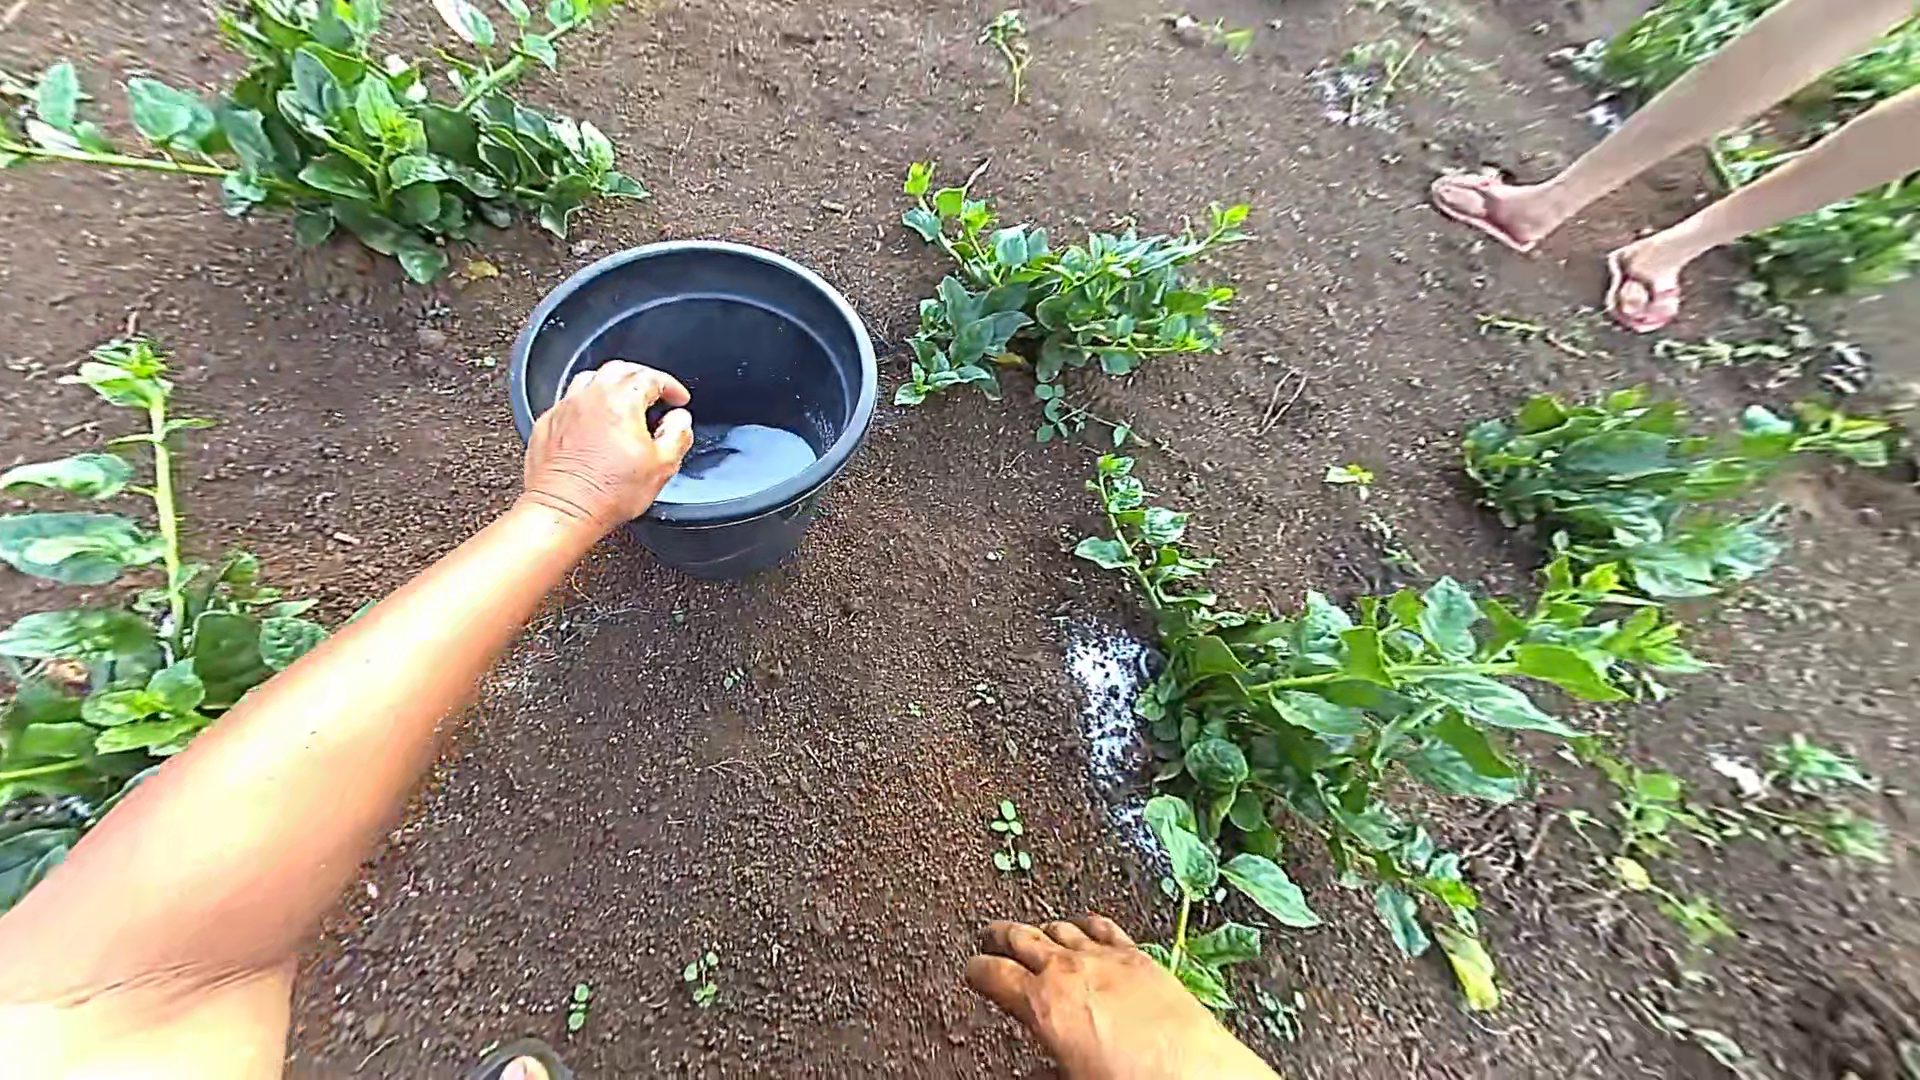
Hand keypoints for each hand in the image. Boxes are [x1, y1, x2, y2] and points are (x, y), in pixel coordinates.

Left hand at [520, 361, 693, 530]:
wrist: (565, 510)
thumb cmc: (610, 491)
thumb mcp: (663, 465)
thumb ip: (678, 434)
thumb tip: (680, 419)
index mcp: (621, 402)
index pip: (651, 377)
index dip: (671, 386)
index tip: (679, 399)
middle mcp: (589, 398)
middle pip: (619, 369)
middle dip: (643, 377)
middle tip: (657, 394)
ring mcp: (564, 409)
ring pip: (591, 379)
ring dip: (614, 384)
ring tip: (626, 402)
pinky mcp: (548, 424)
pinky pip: (570, 400)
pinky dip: (590, 402)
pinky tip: (599, 420)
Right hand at [965, 916, 1278, 1079]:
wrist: (1195, 1077)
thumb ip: (1042, 1070)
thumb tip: (1029, 1071)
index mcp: (1044, 1004)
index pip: (996, 975)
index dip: (978, 969)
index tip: (971, 967)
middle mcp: (1066, 969)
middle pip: (1021, 938)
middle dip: (1000, 935)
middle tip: (988, 935)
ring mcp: (1100, 955)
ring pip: (1057, 928)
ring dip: (1039, 929)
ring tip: (1031, 931)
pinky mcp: (1133, 953)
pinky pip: (1099, 926)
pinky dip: (1083, 924)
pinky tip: (1080, 925)